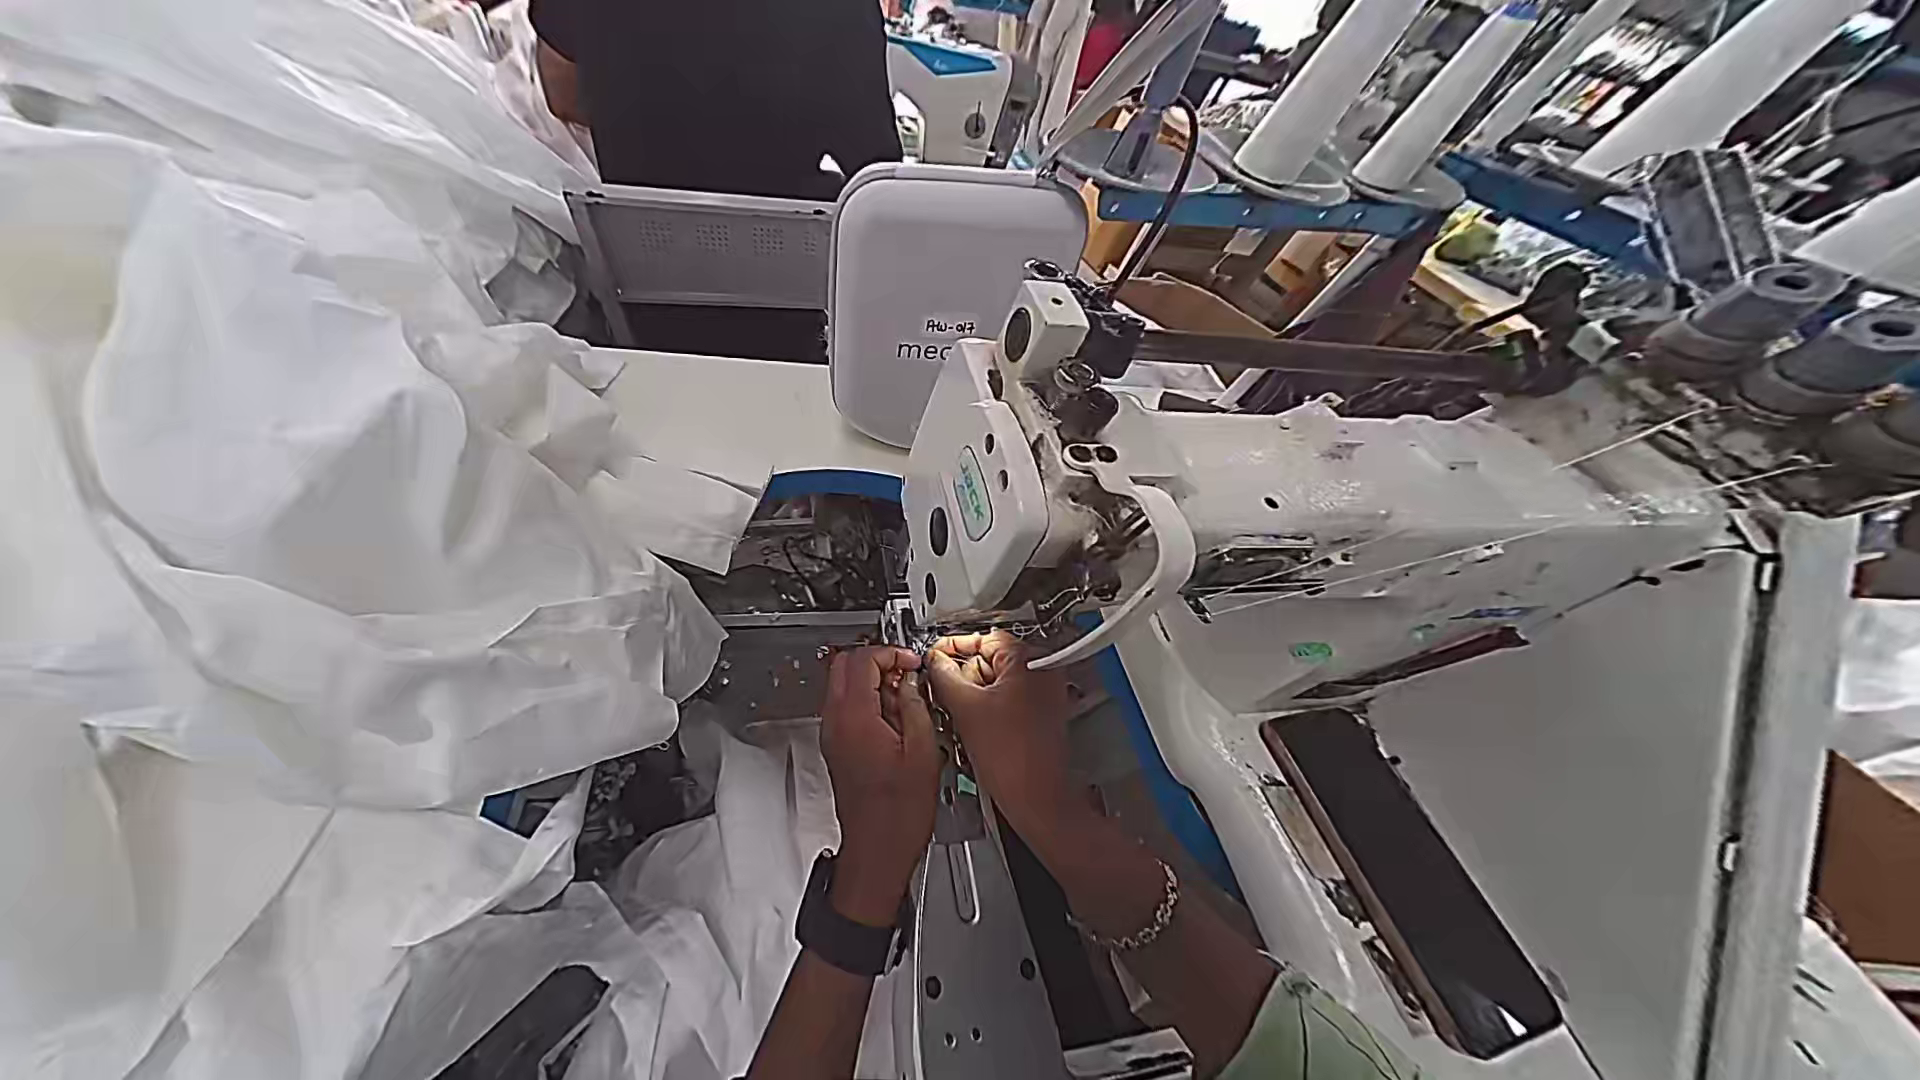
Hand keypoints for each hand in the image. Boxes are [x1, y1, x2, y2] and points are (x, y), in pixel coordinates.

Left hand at [820, 647, 941, 925]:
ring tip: (904, 699)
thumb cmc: (897, 814)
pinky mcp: (837, 746)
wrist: (877, 850)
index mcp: (855, 718)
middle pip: (845, 664)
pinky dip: (867, 699)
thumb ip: (915, 705)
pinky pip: (846, 706)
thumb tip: (912, 681)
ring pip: (843, 683)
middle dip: (878, 660)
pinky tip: (895, 719)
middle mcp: (836, 723)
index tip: (911, 662)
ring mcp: (832, 734)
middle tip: (906, 672)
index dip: (891, 653)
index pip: (863, 660)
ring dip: (872, 679)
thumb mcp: (923, 751)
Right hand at [925, 632, 1083, 838]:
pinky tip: (977, 725)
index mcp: (1030, 660)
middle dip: (964, 675)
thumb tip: (934, 661)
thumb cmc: (1014, 760)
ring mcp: (1045, 693)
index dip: (953, 646)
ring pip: (996, 681)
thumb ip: (943, 675)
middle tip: (944, 690)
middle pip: (989, 659)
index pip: (983, 637)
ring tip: (963, 715)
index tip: (936, 655)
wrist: (1036, 798)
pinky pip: (1007, 698)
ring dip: (974, 693)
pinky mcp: (1041, 713)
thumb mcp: (965, 707)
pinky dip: (988, 706)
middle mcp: (1044, 671)